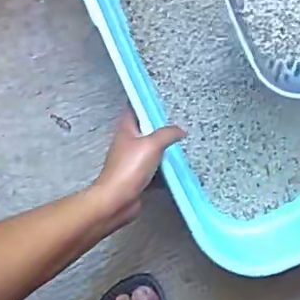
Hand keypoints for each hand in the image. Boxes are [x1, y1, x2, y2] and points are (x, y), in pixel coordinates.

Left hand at [87, 110, 186, 229]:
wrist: (117, 200)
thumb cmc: (129, 168)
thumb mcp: (152, 144)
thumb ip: (168, 134)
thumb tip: (181, 130)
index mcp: (126, 129)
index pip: (134, 108)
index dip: (145, 102)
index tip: (162, 99)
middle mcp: (127, 142)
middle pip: (145, 129)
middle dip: (160, 126)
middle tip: (179, 120)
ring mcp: (132, 160)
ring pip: (151, 149)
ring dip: (164, 148)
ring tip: (182, 141)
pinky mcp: (138, 176)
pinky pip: (154, 169)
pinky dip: (165, 168)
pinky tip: (178, 167)